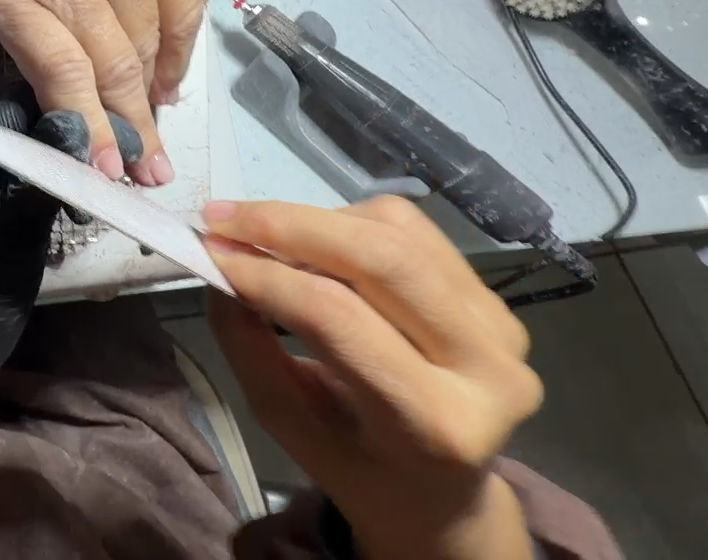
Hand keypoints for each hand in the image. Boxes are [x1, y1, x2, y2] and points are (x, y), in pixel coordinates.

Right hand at [0, 0, 205, 185]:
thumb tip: (122, 21)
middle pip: (147, 51)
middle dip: (150, 111)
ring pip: (114, 73)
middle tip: (152, 154)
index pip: (184, 13)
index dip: (176, 66)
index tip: (166, 95)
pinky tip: (96, 160)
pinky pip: (66, 77)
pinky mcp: (23, 8)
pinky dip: (84, 125)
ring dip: (124, 131)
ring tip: (129, 170)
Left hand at [0, 91, 132, 447]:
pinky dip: (56, 184)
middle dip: (75, 138)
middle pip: (24, 125)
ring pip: (28, 151)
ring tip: (113, 182)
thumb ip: (43, 177)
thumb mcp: (13, 236)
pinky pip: (23, 179)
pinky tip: (87, 200)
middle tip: (126, 162)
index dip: (68, 116)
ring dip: (70, 162)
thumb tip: (79, 123)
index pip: (16, 109)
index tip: (118, 138)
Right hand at [203, 197, 542, 559]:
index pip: (336, 317)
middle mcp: (487, 372)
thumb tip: (217, 263)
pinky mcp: (492, 296)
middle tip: (219, 218)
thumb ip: (246, 339)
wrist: (437, 489)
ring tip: (259, 233)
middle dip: (285, 225)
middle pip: (380, 258)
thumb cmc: (349, 459)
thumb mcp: (280, 416)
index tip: (206, 253)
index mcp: (435, 424)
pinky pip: (409, 227)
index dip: (263, 275)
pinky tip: (313, 243)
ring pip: (392, 231)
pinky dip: (343, 218)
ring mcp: (501, 328)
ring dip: (309, 220)